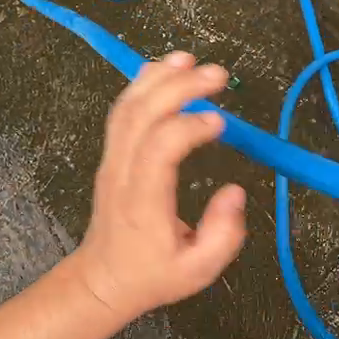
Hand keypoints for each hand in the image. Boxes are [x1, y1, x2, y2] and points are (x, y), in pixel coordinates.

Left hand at [66, 53, 246, 323]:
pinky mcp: (111, 156)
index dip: (187, 128)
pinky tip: (164, 70)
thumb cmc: (152, 275)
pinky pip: (121, 114)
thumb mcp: (198, 271)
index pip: (158, 150)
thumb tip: (236, 191)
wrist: (103, 280)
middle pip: (141, 116)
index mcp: (143, 202)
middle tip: (217, 73)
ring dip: (156, 78)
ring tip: (189, 58)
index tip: (220, 122)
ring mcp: (111, 162)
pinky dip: (141, 87)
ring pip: (126, 108)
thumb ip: (223, 234)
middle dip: (178, 87)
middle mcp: (122, 173)